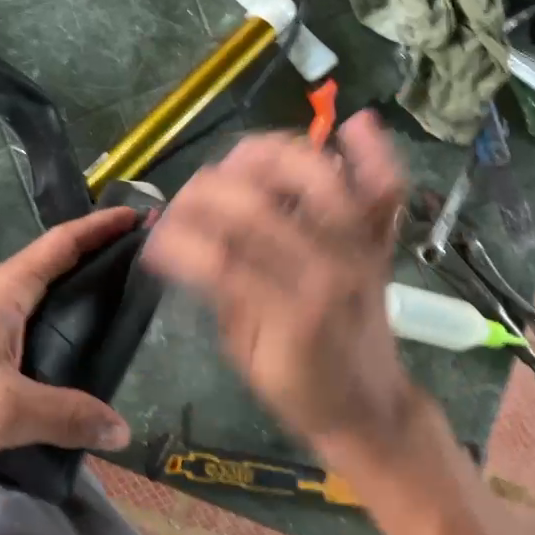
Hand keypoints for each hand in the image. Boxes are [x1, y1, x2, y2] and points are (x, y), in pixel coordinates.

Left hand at [0, 208, 138, 471]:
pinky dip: (54, 347)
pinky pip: (24, 344)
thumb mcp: (6, 409)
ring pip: (38, 311)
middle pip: (53, 272)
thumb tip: (122, 429)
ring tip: (122, 325)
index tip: (139, 216)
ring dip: (75, 310)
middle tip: (146, 277)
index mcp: (3, 292)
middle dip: (97, 266)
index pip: (61, 245)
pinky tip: (74, 373)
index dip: (100, 228)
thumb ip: (66, 416)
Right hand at [142, 111, 415, 450]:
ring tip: (234, 163)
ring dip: (264, 157)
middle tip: (182, 206)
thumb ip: (216, 291)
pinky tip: (351, 125)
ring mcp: (359, 249)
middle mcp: (327, 269)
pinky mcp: (380, 242)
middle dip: (202, 194)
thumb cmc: (298, 388)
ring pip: (312, 177)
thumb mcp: (242, 351)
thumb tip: (171, 246)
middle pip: (254, 205)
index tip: (153, 244)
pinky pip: (382, 187)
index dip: (174, 242)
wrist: (371, 409)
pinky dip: (370, 153)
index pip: (215, 256)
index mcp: (287, 309)